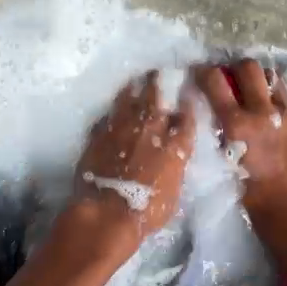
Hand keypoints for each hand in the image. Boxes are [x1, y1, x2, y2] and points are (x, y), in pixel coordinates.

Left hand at [61, 72, 196, 259]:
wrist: (107, 212)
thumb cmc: (148, 210)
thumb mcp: (173, 192)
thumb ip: (174, 169)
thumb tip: (173, 159)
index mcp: (176, 145)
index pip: (187, 117)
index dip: (188, 105)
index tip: (187, 95)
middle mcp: (151, 129)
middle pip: (156, 97)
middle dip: (159, 83)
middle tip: (158, 73)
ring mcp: (122, 128)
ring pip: (129, 100)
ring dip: (133, 89)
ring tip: (134, 81)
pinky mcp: (99, 135)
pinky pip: (107, 117)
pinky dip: (111, 114)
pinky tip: (111, 111)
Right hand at [194, 59, 286, 229]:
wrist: (285, 200)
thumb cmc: (246, 188)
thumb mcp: (222, 157)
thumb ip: (217, 128)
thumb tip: (209, 107)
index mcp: (237, 124)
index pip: (215, 80)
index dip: (203, 72)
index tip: (199, 74)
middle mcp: (260, 110)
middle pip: (247, 67)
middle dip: (232, 67)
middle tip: (226, 78)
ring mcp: (282, 111)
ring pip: (268, 74)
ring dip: (254, 76)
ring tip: (247, 88)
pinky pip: (281, 89)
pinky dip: (270, 89)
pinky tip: (263, 101)